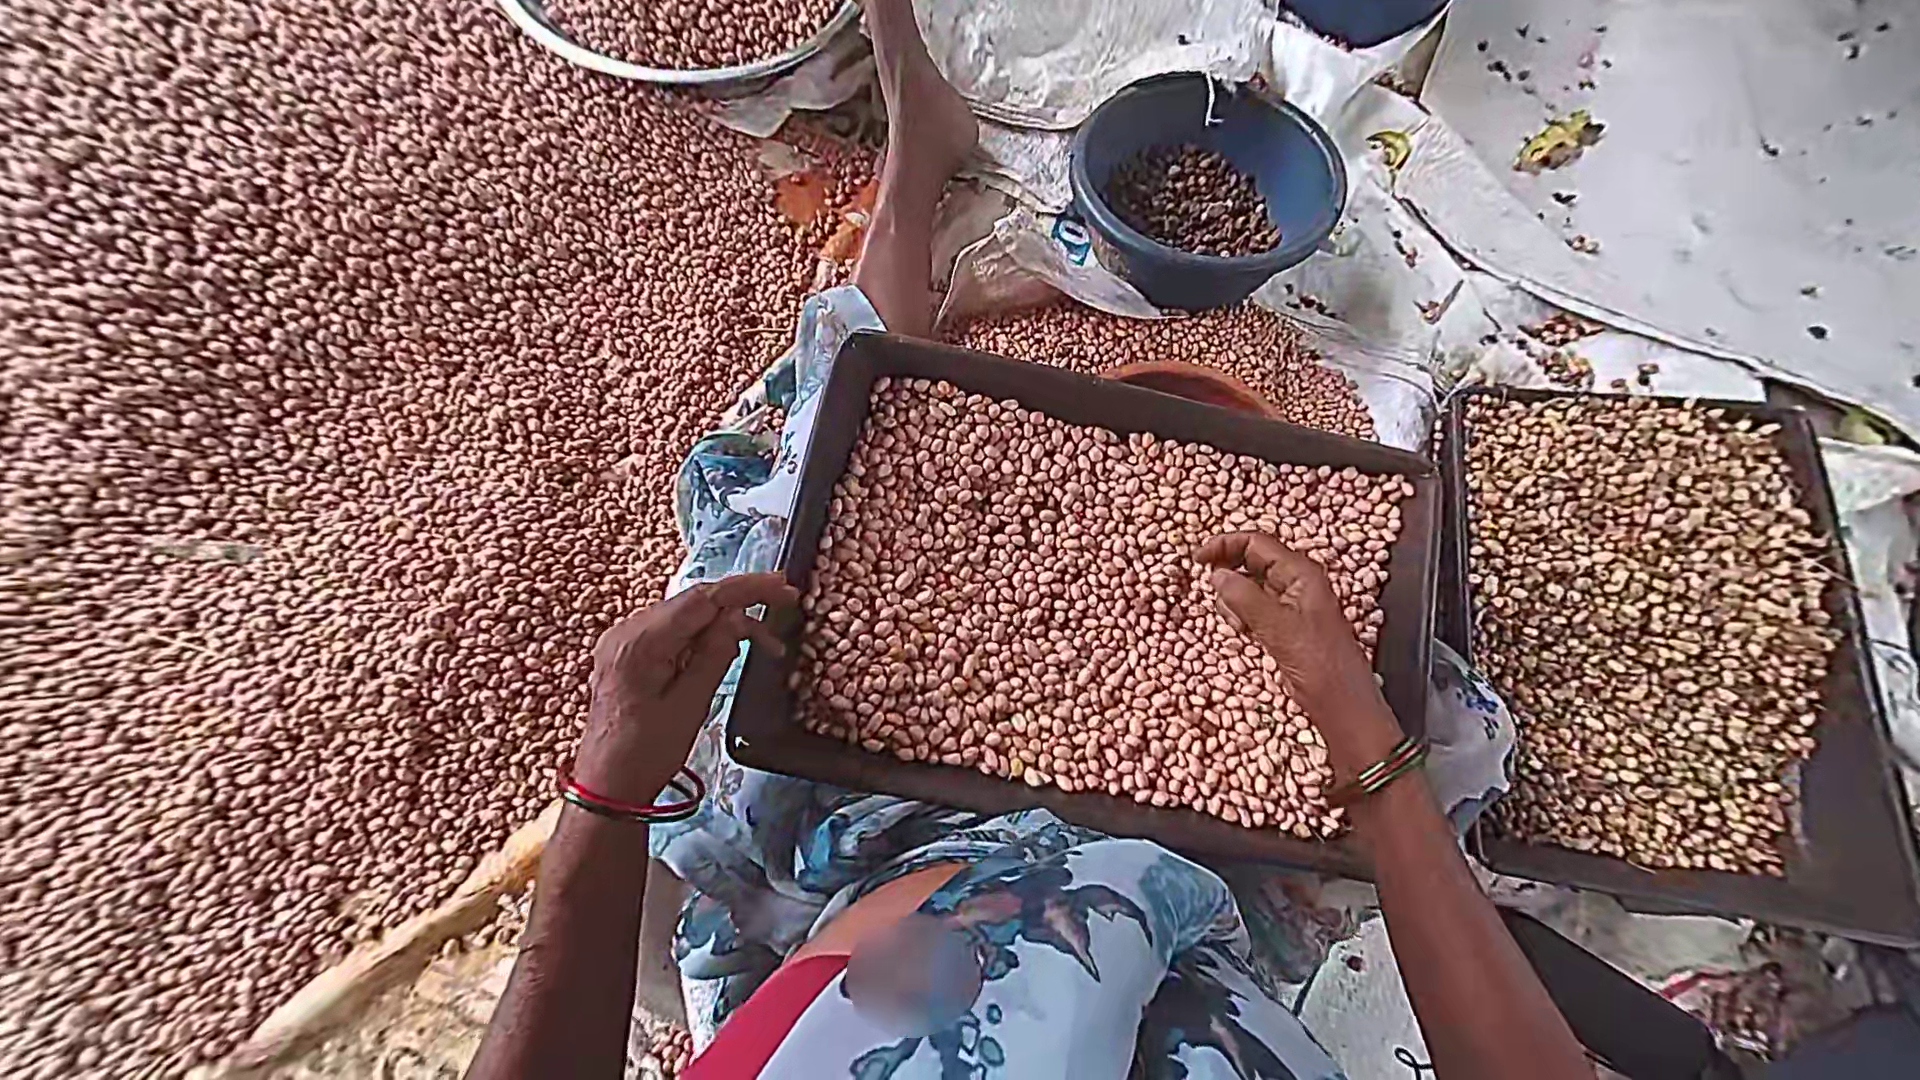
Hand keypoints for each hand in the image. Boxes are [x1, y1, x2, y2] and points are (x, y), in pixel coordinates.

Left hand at [572, 573, 798, 804]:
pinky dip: (707, 632)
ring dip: (727, 619)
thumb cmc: (648, 752)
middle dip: (741, 599)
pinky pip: (677, 629)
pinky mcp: (631, 650)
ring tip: (765, 637)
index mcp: (640, 643)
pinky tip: (730, 643)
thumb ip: (715, 653)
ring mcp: (626, 639)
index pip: (702, 599)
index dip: (746, 588)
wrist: (606, 786)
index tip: (783, 586)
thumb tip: (739, 616)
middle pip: (695, 601)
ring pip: (689, 613)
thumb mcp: (691, 703)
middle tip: (784, 599)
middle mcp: (628, 631)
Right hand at [1194, 532, 1383, 718]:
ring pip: (1246, 585)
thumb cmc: (1322, 667)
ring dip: (1232, 600)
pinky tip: (1244, 631)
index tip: (1198, 560)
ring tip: (1239, 623)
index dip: (1224, 545)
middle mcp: (1295, 583)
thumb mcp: (1279, 628)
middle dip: (1227, 575)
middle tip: (1216, 595)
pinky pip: (1250, 607)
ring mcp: (1288, 603)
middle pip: (1248, 560)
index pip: (1255, 542)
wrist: (1342, 706)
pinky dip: (1239, 615)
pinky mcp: (1281, 623)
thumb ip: (1244, 597)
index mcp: (1301, 574)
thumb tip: (1216, 575)